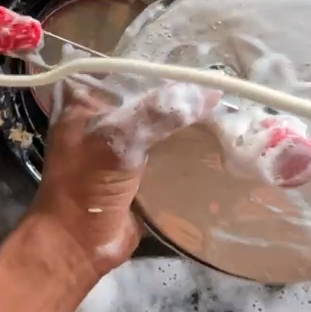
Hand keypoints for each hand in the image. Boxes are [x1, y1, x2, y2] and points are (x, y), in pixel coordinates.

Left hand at [29, 78, 218, 275]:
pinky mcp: (141, 173)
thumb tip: (208, 92)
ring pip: (163, 127)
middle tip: (228, 93)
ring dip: (192, 125)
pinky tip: (222, 144)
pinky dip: (191, 151)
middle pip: (151, 99)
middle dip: (186, 99)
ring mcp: (123, 146)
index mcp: (86, 100)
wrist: (77, 244)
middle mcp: (105, 118)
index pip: (133, 73)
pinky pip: (170, 154)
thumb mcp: (117, 140)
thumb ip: (158, 114)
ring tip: (234, 115)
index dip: (167, 71)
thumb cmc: (85, 186)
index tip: (208, 67)